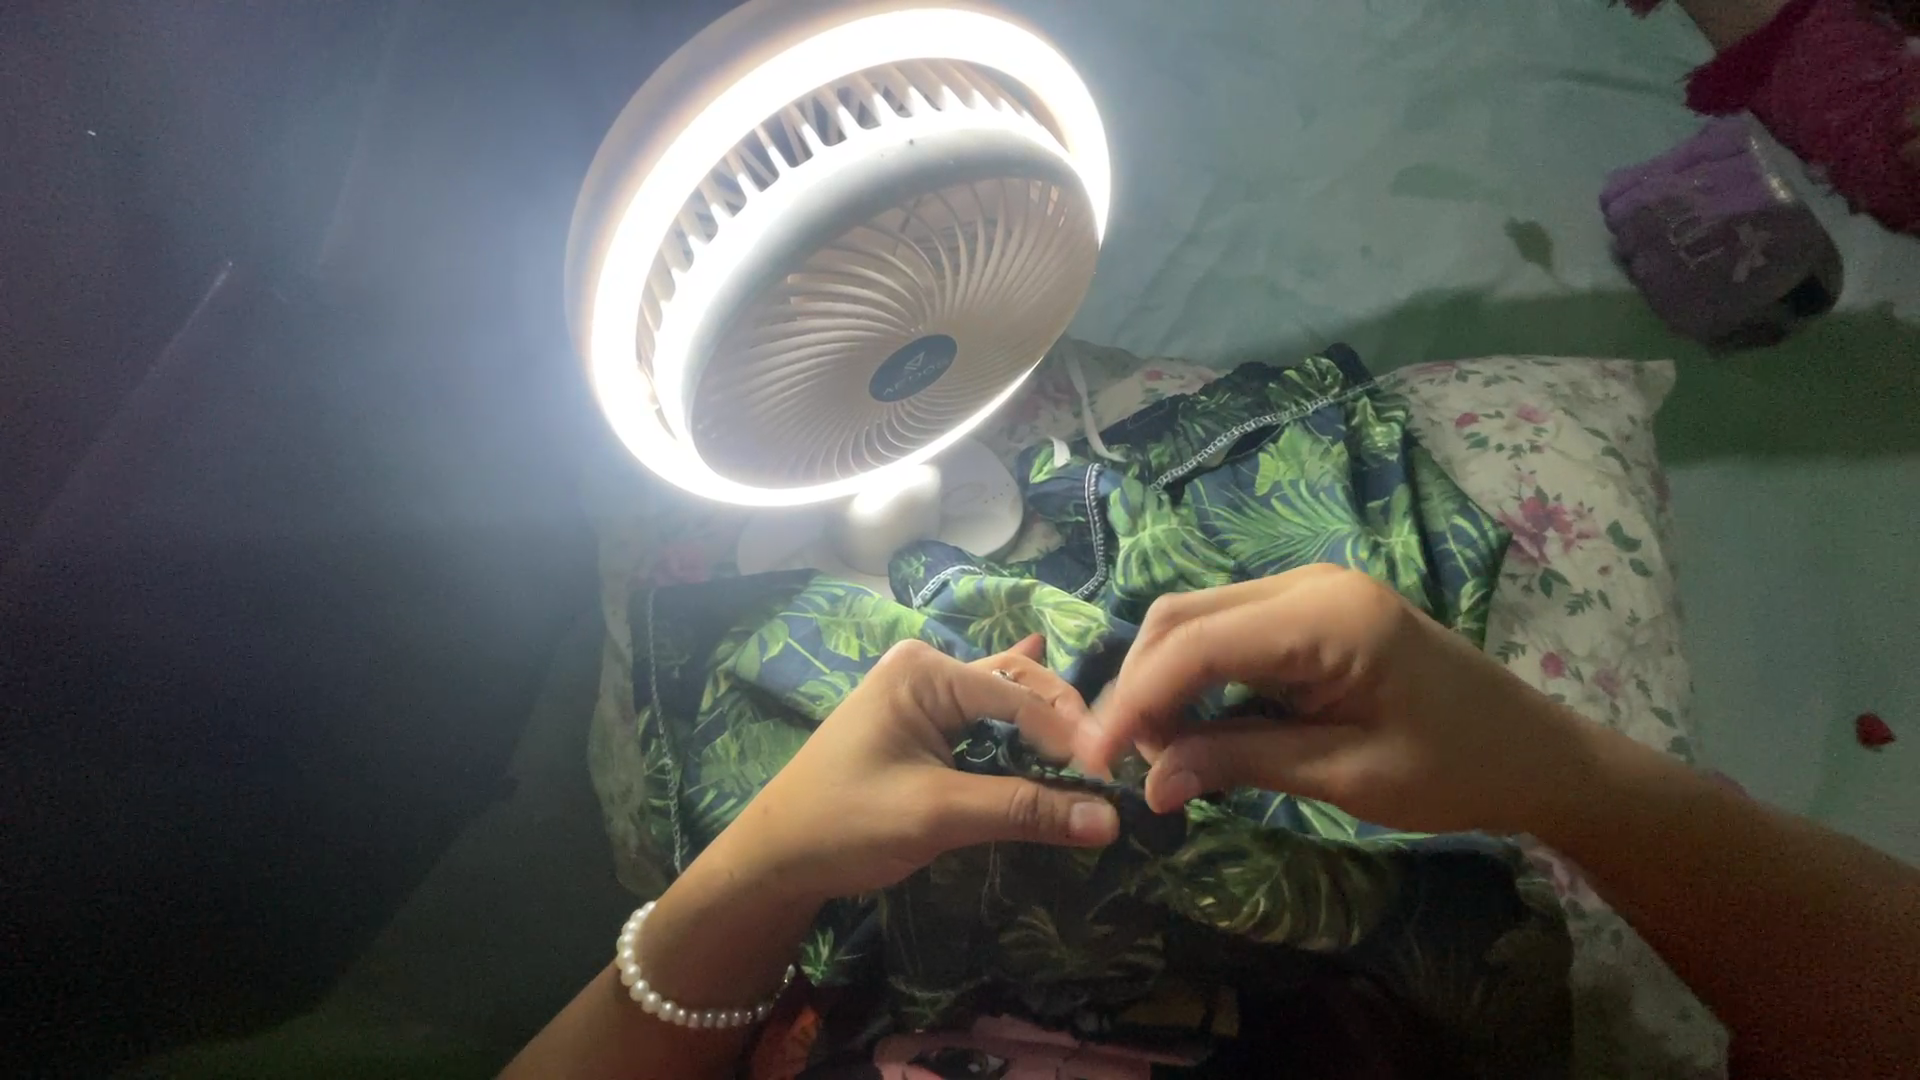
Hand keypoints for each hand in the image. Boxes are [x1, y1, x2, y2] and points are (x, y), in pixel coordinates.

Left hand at [720, 635, 1120, 902]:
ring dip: (1045, 727)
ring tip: (1090, 755)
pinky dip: (1019, 727)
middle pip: (1015, 687)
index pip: (1017, 696)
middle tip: (1103, 769)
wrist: (777, 855)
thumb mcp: (936, 813)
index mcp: (924, 671)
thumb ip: (1021, 809)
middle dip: (1061, 723)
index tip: (1111, 779)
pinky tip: (1051, 714)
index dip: (1068, 736)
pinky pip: (983, 717)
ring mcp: (923, 692)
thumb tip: (1108, 820)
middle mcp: (927, 668)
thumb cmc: (846, 823)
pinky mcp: (922, 721)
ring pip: (1003, 701)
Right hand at [1074, 564, 1588, 835]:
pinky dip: (1194, 674)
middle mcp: (1304, 582)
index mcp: (1326, 616)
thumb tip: (1150, 784)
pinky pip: (1223, 629)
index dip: (1135, 698)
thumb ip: (1239, 763)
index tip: (1097, 755)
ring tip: (1157, 745)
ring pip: (1194, 619)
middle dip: (1141, 684)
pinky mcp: (1303, 608)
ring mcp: (1303, 588)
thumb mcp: (1346, 775)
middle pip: (1181, 617)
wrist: (1541, 754)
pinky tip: (1193, 719)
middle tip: (1128, 756)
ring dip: (1162, 679)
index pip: (1195, 644)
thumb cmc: (1460, 771)